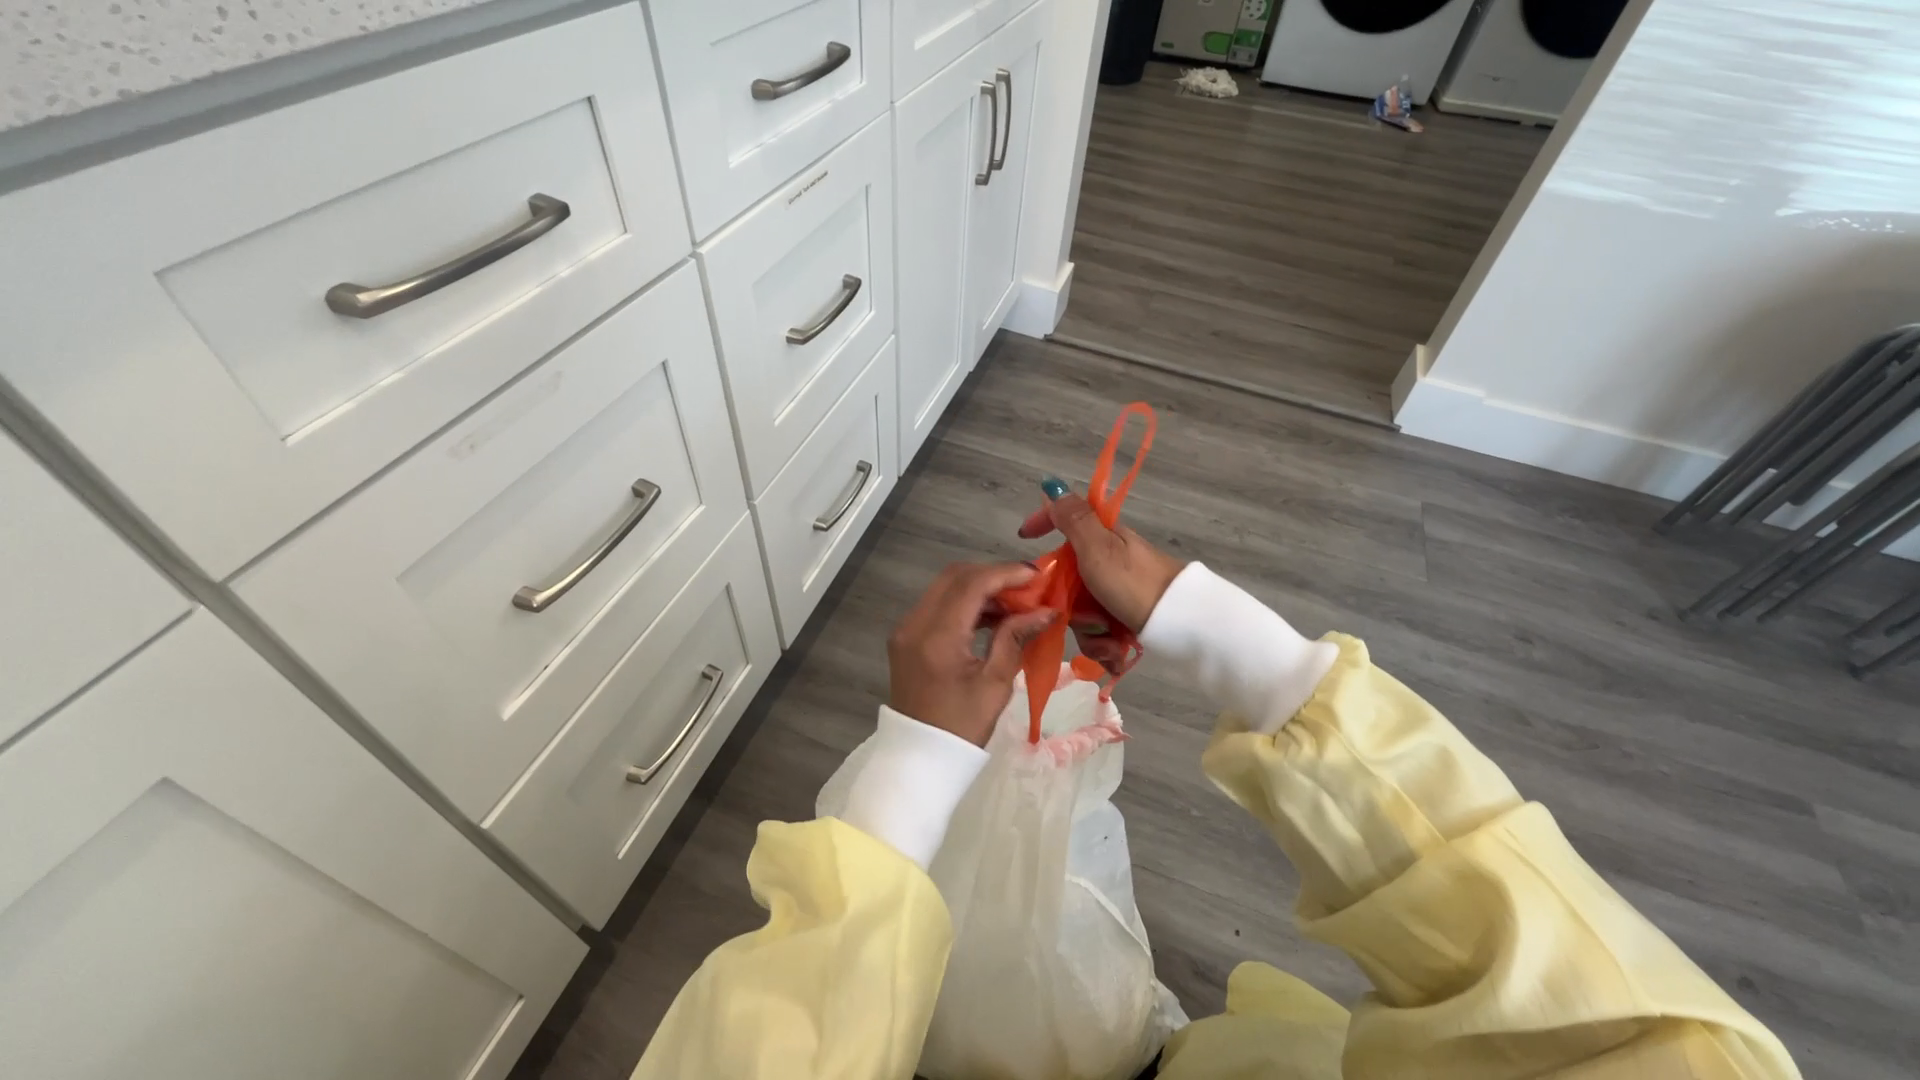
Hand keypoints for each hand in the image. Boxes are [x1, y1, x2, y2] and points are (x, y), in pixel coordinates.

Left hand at [888, 563, 1056, 746]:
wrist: (919, 757)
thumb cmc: (962, 727)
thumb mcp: (995, 684)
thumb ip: (1016, 639)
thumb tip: (1046, 610)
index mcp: (937, 637)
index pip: (972, 584)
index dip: (1007, 573)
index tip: (1038, 575)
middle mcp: (915, 624)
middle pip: (955, 577)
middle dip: (994, 575)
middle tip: (1028, 587)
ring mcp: (906, 629)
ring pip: (945, 587)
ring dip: (979, 587)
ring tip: (1016, 602)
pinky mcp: (906, 637)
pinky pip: (937, 604)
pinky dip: (964, 602)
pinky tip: (992, 616)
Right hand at [1018, 485, 1184, 633]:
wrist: (1181, 624)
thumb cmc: (1134, 583)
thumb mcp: (1099, 548)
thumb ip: (1074, 519)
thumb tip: (1052, 485)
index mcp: (1102, 538)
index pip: (1065, 520)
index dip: (1043, 522)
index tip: (1024, 536)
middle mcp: (1107, 562)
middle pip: (1067, 580)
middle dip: (1071, 607)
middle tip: (1088, 617)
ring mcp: (1116, 592)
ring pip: (1080, 611)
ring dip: (1091, 632)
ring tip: (1109, 639)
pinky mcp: (1124, 618)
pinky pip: (1099, 633)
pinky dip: (1105, 644)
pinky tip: (1117, 650)